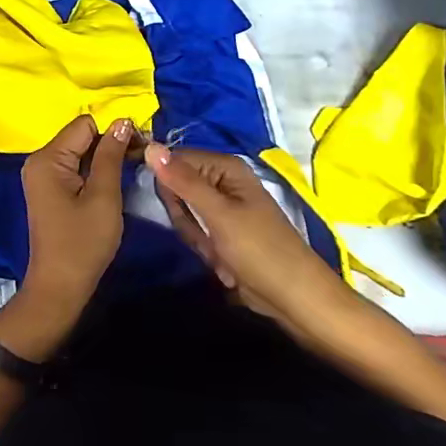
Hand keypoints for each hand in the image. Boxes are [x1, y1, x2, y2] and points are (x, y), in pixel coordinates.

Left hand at [0, 115, 132, 360]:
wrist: (60, 286)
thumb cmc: (83, 243)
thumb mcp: (103, 196)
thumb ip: (111, 156)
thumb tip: (123, 121)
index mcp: (48, 158)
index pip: (85, 125)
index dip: (113, 132)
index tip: (139, 148)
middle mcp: (40, 159)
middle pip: (81, 136)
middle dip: (109, 144)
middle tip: (138, 162)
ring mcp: (42, 174)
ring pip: (79, 151)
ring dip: (103, 158)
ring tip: (128, 173)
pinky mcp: (49, 188)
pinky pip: (74, 167)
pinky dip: (93, 171)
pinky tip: (110, 184)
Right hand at [147, 145, 337, 318]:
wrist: (296, 299)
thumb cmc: (260, 251)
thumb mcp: (218, 214)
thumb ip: (182, 181)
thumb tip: (150, 146)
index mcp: (225, 166)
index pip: (173, 160)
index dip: (168, 184)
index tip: (176, 208)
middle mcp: (222, 180)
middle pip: (176, 188)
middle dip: (184, 217)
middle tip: (204, 235)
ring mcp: (223, 207)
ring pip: (183, 213)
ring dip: (195, 237)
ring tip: (217, 251)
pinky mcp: (223, 230)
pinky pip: (196, 231)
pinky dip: (204, 248)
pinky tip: (222, 262)